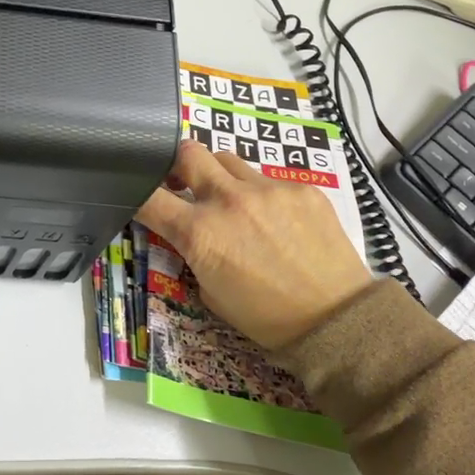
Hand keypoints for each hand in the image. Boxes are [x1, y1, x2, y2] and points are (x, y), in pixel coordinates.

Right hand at [138, 140, 371, 349]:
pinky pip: (269, 179)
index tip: (141, 197)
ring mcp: (268, 189)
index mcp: (200, 232)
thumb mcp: (211, 292)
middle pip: (187, 153)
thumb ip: (194, 252)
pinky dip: (263, 195)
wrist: (337, 321)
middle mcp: (229, 200)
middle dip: (179, 165)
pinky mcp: (301, 188)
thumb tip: (190, 234)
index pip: (148, 197)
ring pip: (228, 160)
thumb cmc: (267, 317)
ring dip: (221, 177)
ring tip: (235, 203)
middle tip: (184, 183)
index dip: (137, 194)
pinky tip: (279, 221)